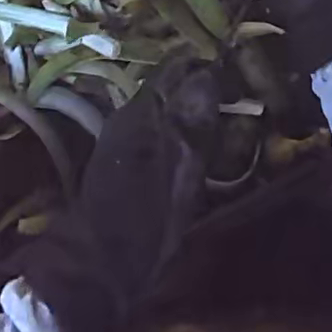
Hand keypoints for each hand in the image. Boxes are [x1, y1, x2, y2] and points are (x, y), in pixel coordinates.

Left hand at [15, 57, 219, 331]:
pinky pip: (155, 118)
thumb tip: (210, 73)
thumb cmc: (144, 221)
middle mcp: (129, 112)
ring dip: (190, 98)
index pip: (177, 66)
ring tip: (221, 111)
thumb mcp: (180, 173)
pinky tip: (195, 134)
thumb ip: (194, 122)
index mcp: (143, 111)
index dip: (207, 64)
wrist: (96, 267)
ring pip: (163, 98)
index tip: (235, 73)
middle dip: (201, 79)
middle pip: (170, 80)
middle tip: (233, 92)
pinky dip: (178, 117)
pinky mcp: (120, 150)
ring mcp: (122, 130)